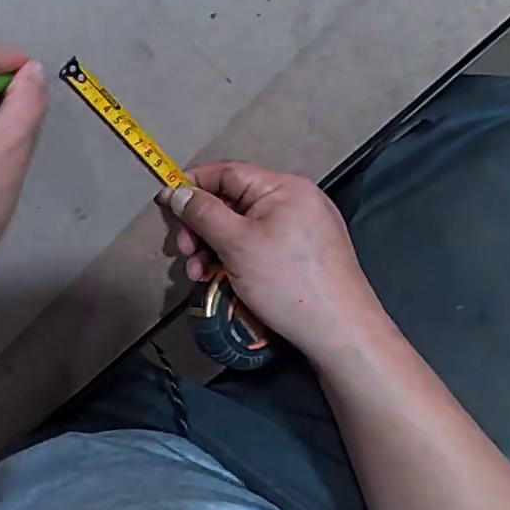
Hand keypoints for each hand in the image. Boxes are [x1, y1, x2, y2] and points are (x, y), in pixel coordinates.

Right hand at [159, 161, 391, 361]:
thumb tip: (176, 192)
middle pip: (230, 201)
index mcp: (284, 188)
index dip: (192, 184)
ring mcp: (298, 228)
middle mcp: (294, 201)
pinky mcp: (299, 252)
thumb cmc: (291, 285)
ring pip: (239, 226)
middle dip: (200, 226)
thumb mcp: (236, 243)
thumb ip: (202, 212)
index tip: (166, 203)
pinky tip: (218, 277)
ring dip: (211, 246)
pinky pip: (255, 243)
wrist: (342, 336)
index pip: (226, 172)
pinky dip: (232, 257)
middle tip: (184, 249)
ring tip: (199, 272)